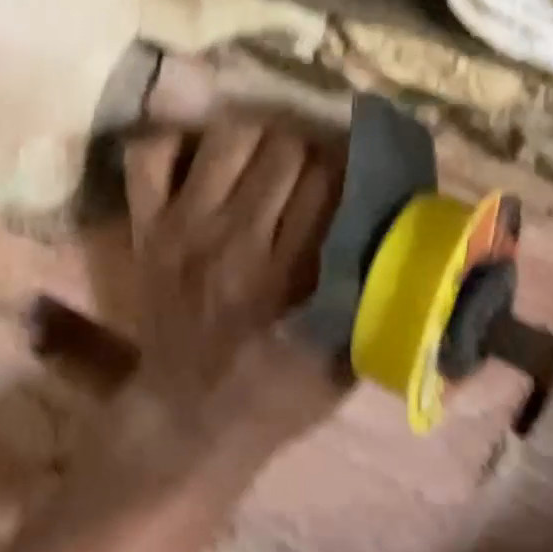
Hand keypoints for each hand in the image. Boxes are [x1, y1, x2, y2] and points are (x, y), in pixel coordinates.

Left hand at [110, 121, 352, 476]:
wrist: (188, 414)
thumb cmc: (276, 393)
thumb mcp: (348, 357)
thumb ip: (378, 292)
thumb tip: (407, 221)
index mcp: (288, 274)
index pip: (329, 179)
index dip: (350, 164)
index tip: (357, 169)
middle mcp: (233, 240)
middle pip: (282, 148)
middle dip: (308, 148)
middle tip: (313, 164)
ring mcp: (181, 228)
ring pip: (226, 138)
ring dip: (254, 137)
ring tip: (264, 157)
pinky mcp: (145, 226)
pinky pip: (149, 156)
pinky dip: (174, 145)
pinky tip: (201, 160)